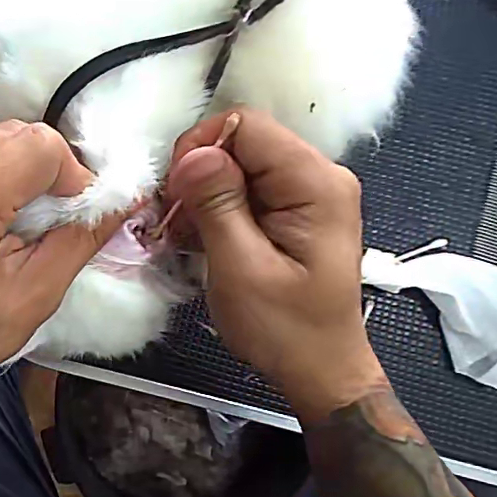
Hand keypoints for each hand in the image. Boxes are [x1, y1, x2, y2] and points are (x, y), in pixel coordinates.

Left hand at [0, 121, 118, 421]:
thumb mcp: (37, 295)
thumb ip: (83, 238)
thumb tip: (127, 199)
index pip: (37, 146)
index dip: (73, 174)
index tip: (77, 216)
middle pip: (17, 134)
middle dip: (53, 170)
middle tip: (60, 219)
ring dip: (29, 172)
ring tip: (32, 222)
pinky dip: (5, 178)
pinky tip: (5, 219)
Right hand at [166, 109, 386, 419]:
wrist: (321, 370)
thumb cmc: (288, 331)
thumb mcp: (242, 269)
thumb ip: (218, 205)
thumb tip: (192, 154)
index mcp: (316, 184)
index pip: (247, 125)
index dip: (201, 148)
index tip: (176, 192)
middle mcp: (319, 177)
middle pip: (243, 143)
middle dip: (200, 175)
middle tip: (175, 220)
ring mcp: (309, 194)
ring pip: (240, 166)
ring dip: (205, 196)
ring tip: (186, 236)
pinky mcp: (295, 212)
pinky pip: (248, 191)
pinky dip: (219, 210)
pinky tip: (203, 240)